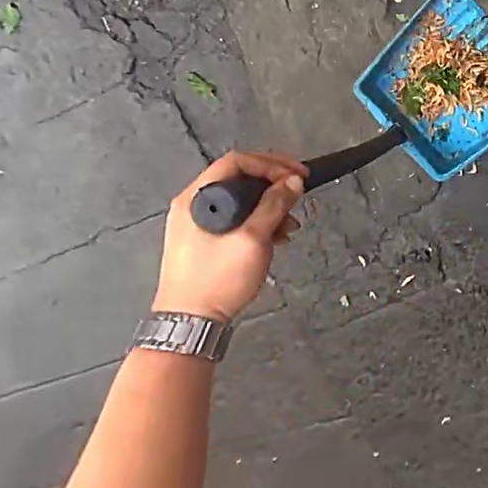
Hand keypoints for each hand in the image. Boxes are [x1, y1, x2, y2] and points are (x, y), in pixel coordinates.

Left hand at [152, 151, 307, 321]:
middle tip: (297, 191)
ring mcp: (197, 223)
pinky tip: (275, 235)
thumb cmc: (215, 283)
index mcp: (196, 198)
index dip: (271, 164)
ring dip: (270, 205)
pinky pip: (236, 217)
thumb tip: (292, 182)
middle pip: (239, 177)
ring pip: (240, 198)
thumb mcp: (253, 239)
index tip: (296, 175)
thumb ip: (274, 206)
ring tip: (289, 223)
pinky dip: (259, 220)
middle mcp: (193, 205)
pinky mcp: (205, 240)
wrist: (190, 325)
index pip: (237, 161)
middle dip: (274, 184)